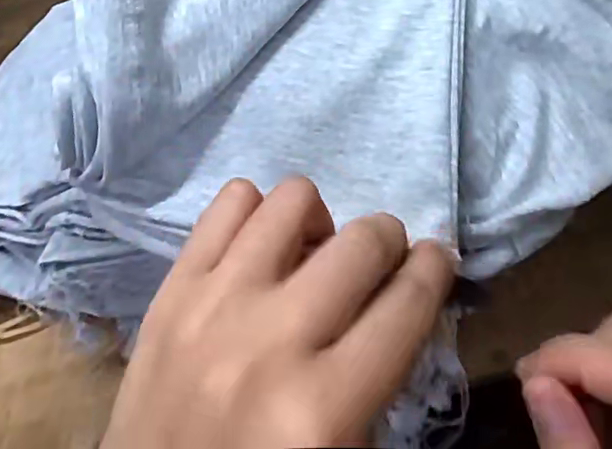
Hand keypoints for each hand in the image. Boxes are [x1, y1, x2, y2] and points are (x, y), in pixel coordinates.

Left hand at [101, 176, 456, 448]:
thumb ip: (380, 377)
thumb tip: (403, 295)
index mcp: (322, 410)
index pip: (404, 308)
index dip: (433, 270)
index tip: (436, 257)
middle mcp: (272, 341)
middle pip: (360, 244)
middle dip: (388, 240)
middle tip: (381, 258)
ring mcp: (215, 301)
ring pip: (293, 200)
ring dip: (320, 220)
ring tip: (312, 252)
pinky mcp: (174, 283)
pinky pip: (230, 202)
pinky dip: (257, 211)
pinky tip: (261, 245)